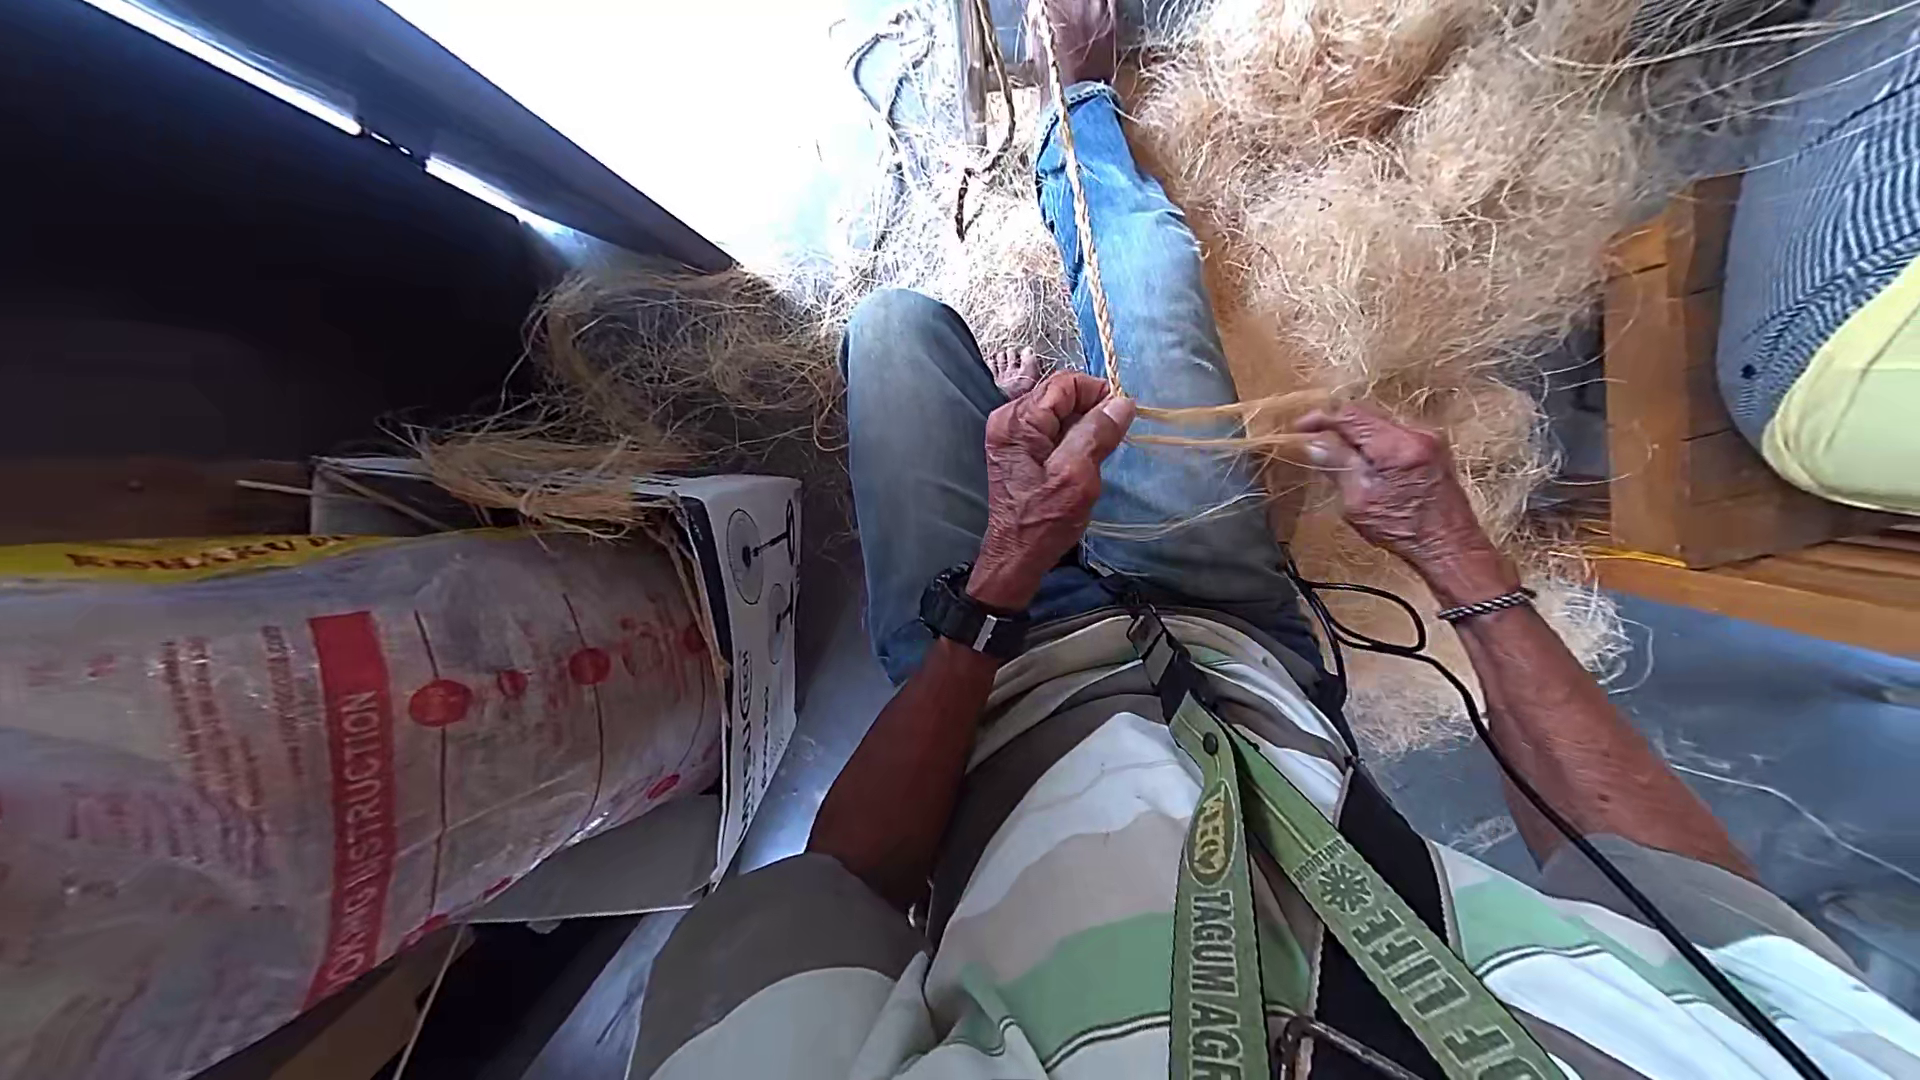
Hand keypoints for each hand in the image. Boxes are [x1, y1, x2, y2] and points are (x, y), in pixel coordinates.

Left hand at [970, 372, 1134, 609]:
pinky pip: (1050, 431)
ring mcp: (1010, 436)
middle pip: (1059, 395)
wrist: (1017, 555)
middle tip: (1108, 441)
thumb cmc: (1044, 520)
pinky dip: (1071, 440)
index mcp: (1017, 421)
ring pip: (1057, 413)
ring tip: (1093, 456)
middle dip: (1089, 411)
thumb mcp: (1076, 475)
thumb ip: (1097, 433)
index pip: (1064, 383)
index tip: (1120, 415)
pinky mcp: (1017, 451)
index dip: (1097, 392)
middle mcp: (1008, 420)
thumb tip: (1122, 402)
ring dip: (1082, 427)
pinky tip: (1080, 462)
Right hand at [1292, 403, 1519, 604]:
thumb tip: (1313, 445)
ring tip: (1333, 451)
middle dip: (1336, 425)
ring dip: (1353, 433)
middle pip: (1366, 415)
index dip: (1320, 418)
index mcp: (1396, 446)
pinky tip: (1360, 458)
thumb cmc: (1401, 529)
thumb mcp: (1357, 500)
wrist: (1449, 545)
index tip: (1298, 429)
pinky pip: (1392, 433)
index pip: (1351, 416)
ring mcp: (1429, 439)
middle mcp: (1416, 434)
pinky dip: (1370, 440)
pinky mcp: (1432, 448)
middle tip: (1311, 440)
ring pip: (1379, 423)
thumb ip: (1337, 466)